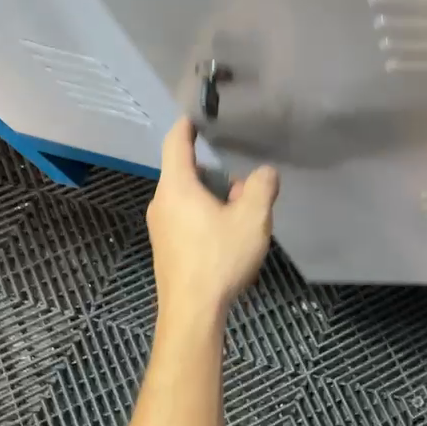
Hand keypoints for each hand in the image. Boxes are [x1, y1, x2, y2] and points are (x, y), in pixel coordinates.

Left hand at [146, 118, 279, 324]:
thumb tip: (266, 173)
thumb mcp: (252, 219)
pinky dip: (206, 214)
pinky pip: (186, 217)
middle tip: (242, 174)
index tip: (196, 115)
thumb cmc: (219, 258)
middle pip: (184, 173)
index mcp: (177, 188)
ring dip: (212, 195)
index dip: (186, 127)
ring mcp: (161, 227)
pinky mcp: (167, 247)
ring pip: (187, 198)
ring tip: (242, 207)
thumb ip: (262, 189)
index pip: (176, 144)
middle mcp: (162, 202)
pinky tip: (228, 232)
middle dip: (213, 170)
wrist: (193, 309)